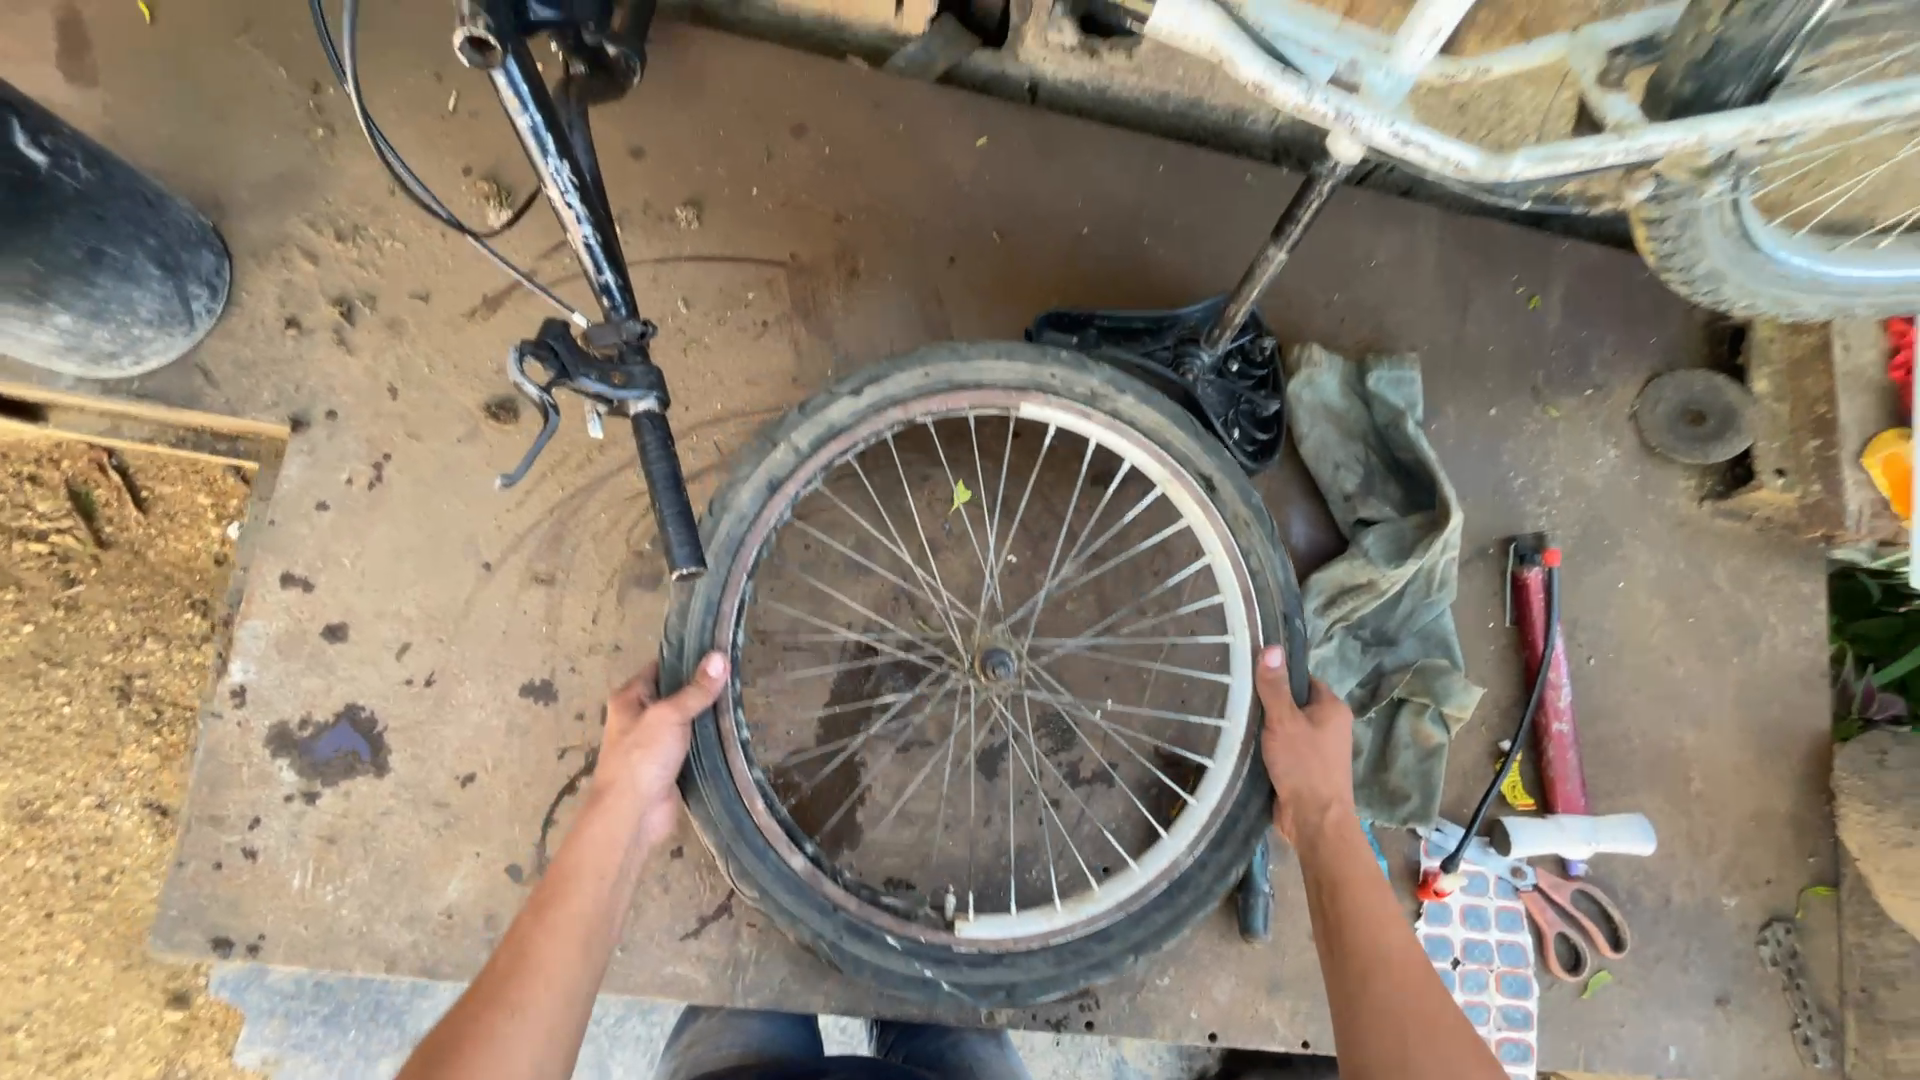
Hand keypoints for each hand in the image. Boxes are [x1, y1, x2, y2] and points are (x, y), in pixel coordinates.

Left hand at [593, 652, 728, 849]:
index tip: (718, 649)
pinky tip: (733, 729)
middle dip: (702, 687)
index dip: (687, 658)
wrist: (632, 814)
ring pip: (687, 720)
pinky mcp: (671, 764)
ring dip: (708, 714)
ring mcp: (655, 742)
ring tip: (741, 697)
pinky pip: (694, 744)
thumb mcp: (670, 715)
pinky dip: (710, 739)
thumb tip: (720, 657)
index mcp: (629, 698)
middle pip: (676, 693)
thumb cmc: (642, 757)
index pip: (661, 667)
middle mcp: (640, 717)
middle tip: (737, 673)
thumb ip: (696, 689)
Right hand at [1255, 645, 1355, 847]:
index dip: (1279, 676)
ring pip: (1286, 727)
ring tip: (1235, 719)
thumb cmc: (1303, 765)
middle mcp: (1330, 726)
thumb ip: (1274, 686)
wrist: (1315, 820)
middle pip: (1293, 703)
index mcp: (1333, 709)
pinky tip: (1244, 746)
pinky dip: (1267, 747)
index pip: (1303, 679)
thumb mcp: (1284, 720)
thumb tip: (1271, 646)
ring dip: (1265, 727)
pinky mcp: (1305, 769)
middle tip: (1237, 697)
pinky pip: (1283, 748)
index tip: (1250, 676)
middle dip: (1268, 703)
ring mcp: (1319, 750)